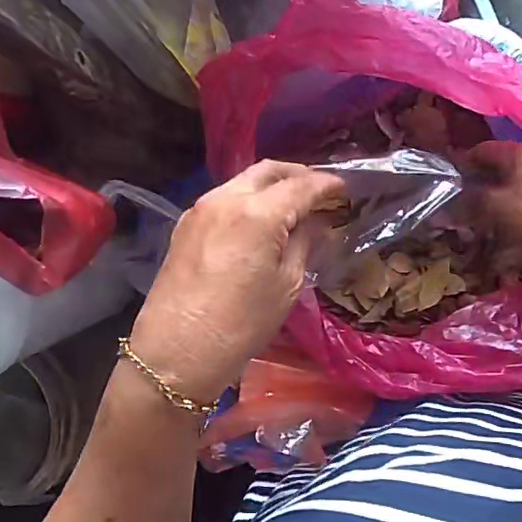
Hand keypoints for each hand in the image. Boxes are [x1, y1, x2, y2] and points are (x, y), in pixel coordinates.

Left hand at [128, 161, 345, 402]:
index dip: (325, 184)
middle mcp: (226, 198)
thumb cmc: (241, 324)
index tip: (344, 188)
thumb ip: (303, 244)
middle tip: (319, 190)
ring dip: (270, 186)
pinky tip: (260, 219)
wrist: (177, 350)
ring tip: (292, 205)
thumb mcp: (286, 286)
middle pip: (267, 171)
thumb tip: (316, 224)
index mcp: (256, 212)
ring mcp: (200, 209)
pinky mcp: (185, 225)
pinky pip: (224, 199)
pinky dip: (248, 200)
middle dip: (297, 175)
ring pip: (243, 181)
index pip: (300, 186)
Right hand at [466, 141, 521, 265]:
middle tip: (465, 195)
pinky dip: (514, 192)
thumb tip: (458, 192)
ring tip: (484, 205)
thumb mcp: (496, 206)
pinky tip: (508, 210)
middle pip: (499, 159)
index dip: (464, 163)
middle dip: (481, 176)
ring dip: (497, 185)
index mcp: (520, 150)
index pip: (482, 148)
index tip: (452, 180)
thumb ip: (473, 195)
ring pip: (514, 171)